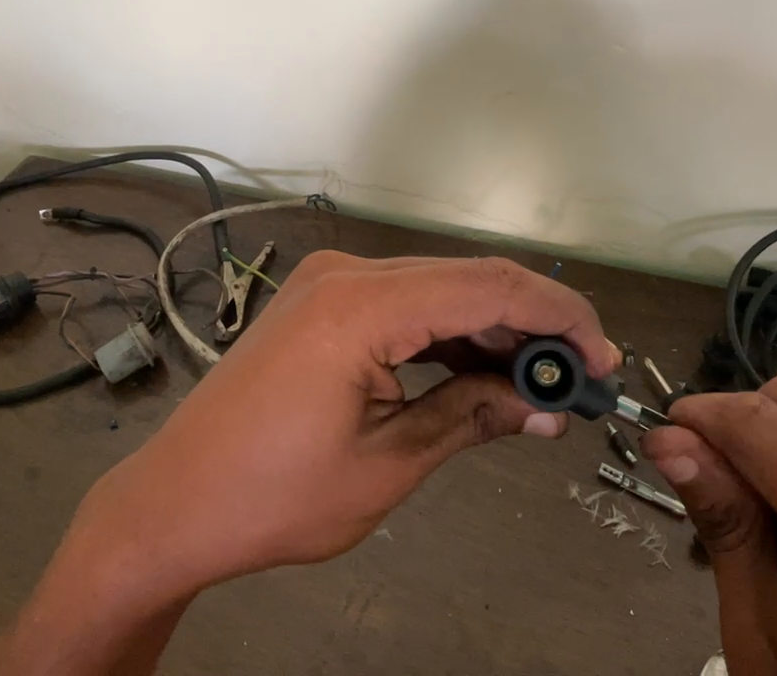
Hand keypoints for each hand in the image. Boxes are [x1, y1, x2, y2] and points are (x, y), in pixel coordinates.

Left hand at [0, 253, 617, 675]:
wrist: (175, 502)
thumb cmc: (273, 497)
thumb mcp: (387, 465)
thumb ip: (470, 416)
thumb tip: (544, 407)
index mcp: (360, 307)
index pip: (486, 288)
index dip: (555, 318)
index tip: (602, 357)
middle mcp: (347, 274)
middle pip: (468, 278)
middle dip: (533, 324)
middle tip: (581, 376)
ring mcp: (332, 283)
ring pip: (442, 288)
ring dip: (494, 329)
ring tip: (542, 382)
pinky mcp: (325, 302)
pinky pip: (407, 304)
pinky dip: (451, 333)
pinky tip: (484, 368)